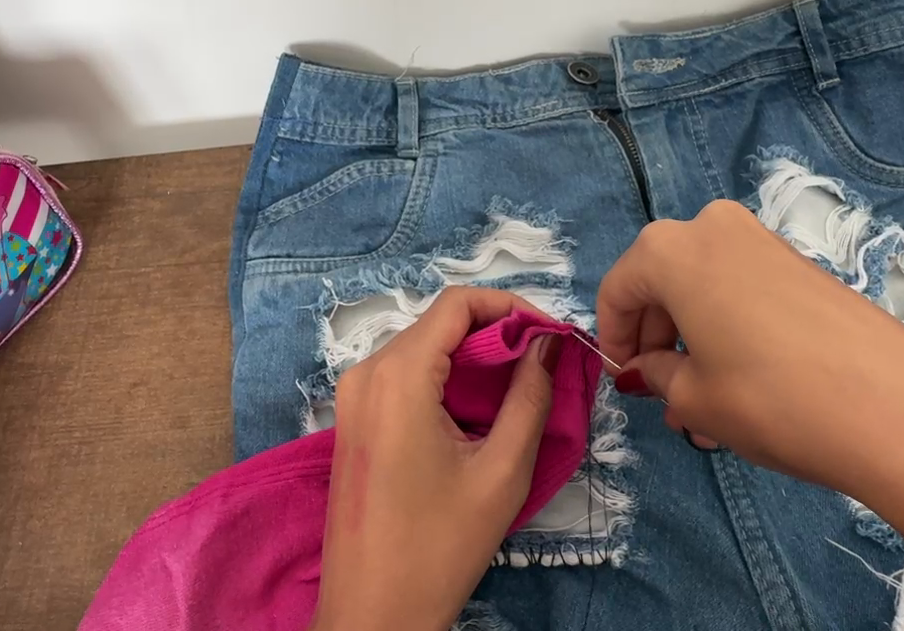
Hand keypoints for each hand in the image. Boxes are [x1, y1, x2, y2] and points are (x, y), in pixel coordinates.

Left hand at [309, 287, 556, 630]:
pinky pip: (404, 373)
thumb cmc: (438, 548)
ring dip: (472, 354)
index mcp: (398, 375)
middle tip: (544, 358)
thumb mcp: (500, 473)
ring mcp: (354, 393)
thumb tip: (547, 343)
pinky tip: (478, 403)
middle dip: (495, 331)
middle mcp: (367, 371)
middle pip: (439, 323)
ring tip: (520, 381)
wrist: (371, 616)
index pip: (457, 303)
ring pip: (423, 346)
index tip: (550, 331)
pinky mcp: (353, 416)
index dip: (509, 305)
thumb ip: (529, 398)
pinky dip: (445, 375)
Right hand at [596, 201, 903, 630]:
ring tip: (709, 404)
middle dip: (656, 340)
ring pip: (701, 287)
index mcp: (669, 249)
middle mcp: (710, 227)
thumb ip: (656, 375)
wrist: (903, 412)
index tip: (624, 380)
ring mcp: (761, 239)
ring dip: (693, 338)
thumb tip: (650, 368)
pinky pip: (741, 287)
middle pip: (659, 283)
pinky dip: (729, 326)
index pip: (617, 290)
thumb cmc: (774, 401)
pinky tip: (746, 380)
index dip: (613, 339)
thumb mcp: (695, 399)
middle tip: (666, 396)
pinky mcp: (801, 262)